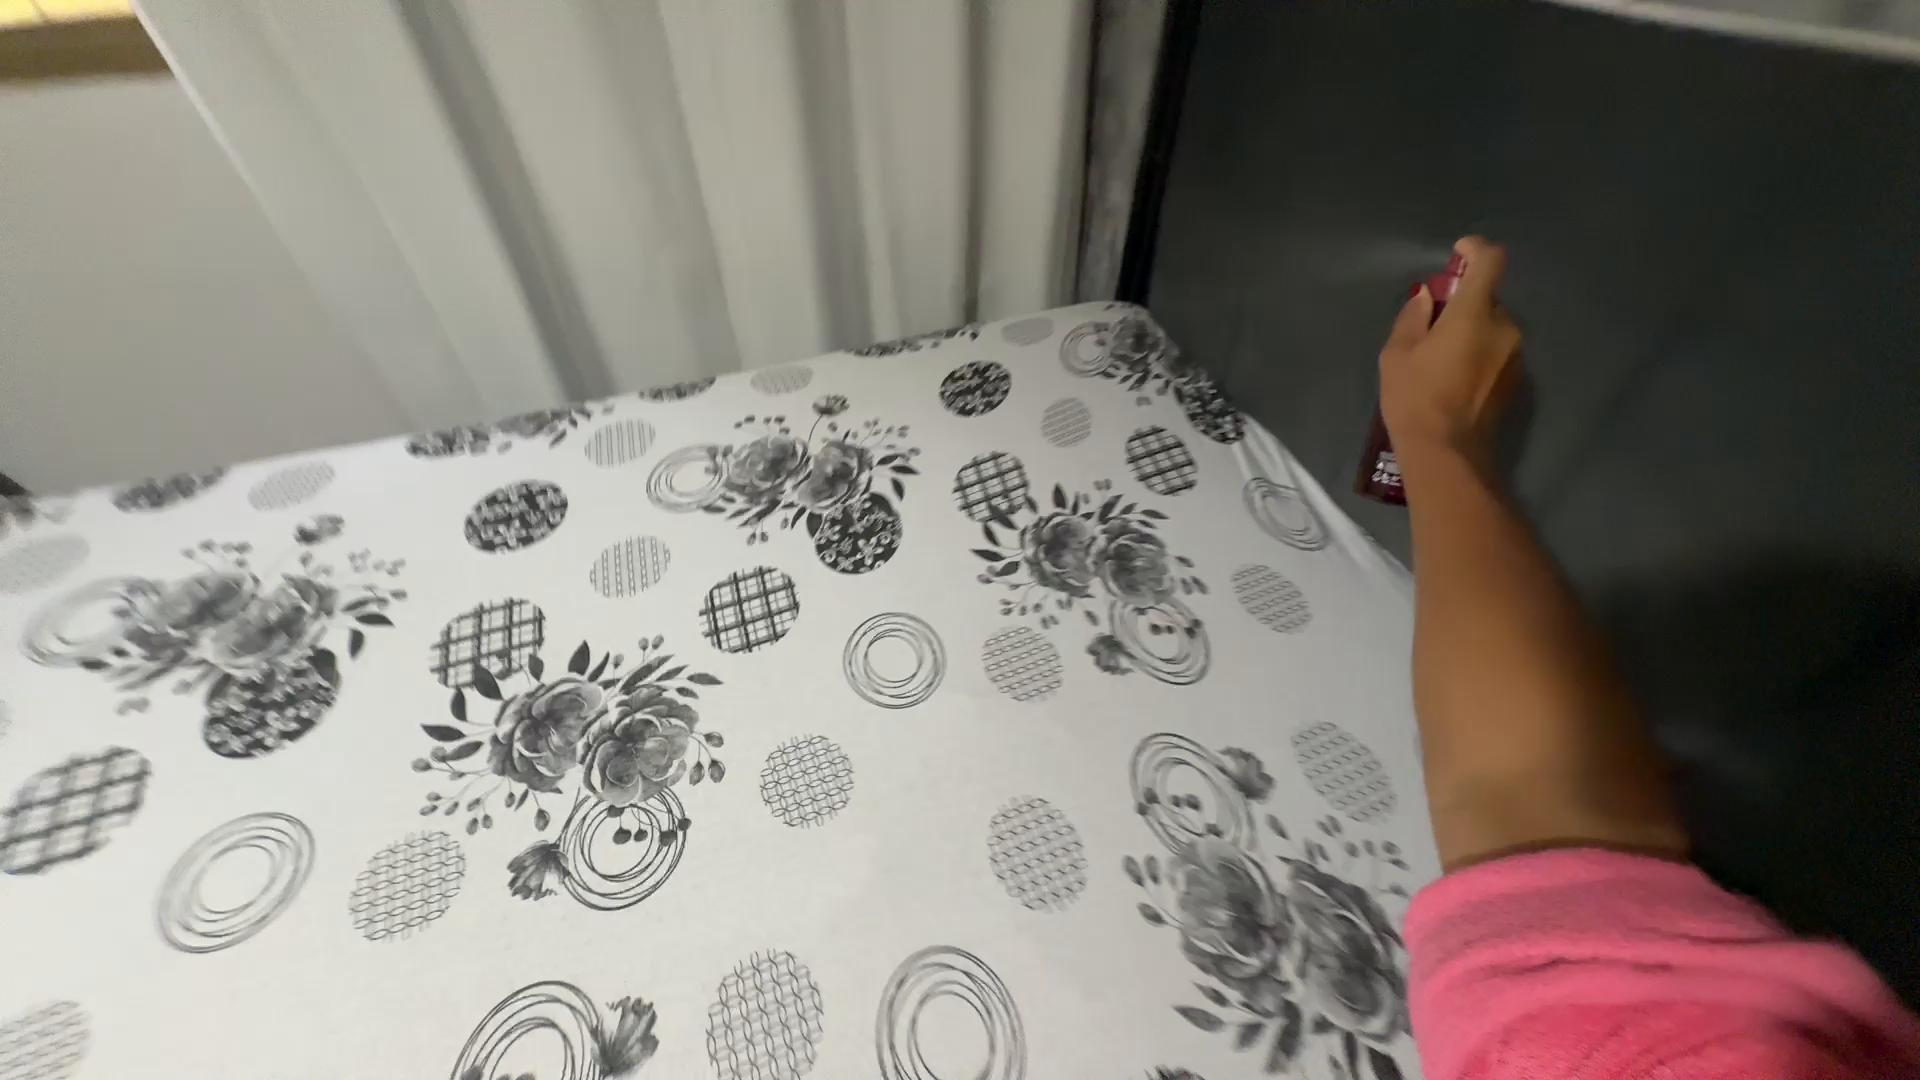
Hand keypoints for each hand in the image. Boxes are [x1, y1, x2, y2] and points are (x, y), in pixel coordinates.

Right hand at [1378, 236, 1522, 469]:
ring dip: (1470, 334)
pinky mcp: (1517, 379)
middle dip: (1462, 307)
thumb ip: (1413, 318)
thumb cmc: (1414, 397)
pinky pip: (1496, 353)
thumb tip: (1427, 297)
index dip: (1474, 250)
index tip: (1457, 253)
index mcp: (1474, 314)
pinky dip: (1477, 356)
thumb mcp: (1396, 355)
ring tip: (1439, 362)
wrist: (1446, 450)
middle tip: (1430, 328)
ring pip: (1492, 329)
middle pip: (1486, 301)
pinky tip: (1453, 382)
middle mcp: (1504, 326)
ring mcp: (1516, 354)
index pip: (1489, 262)